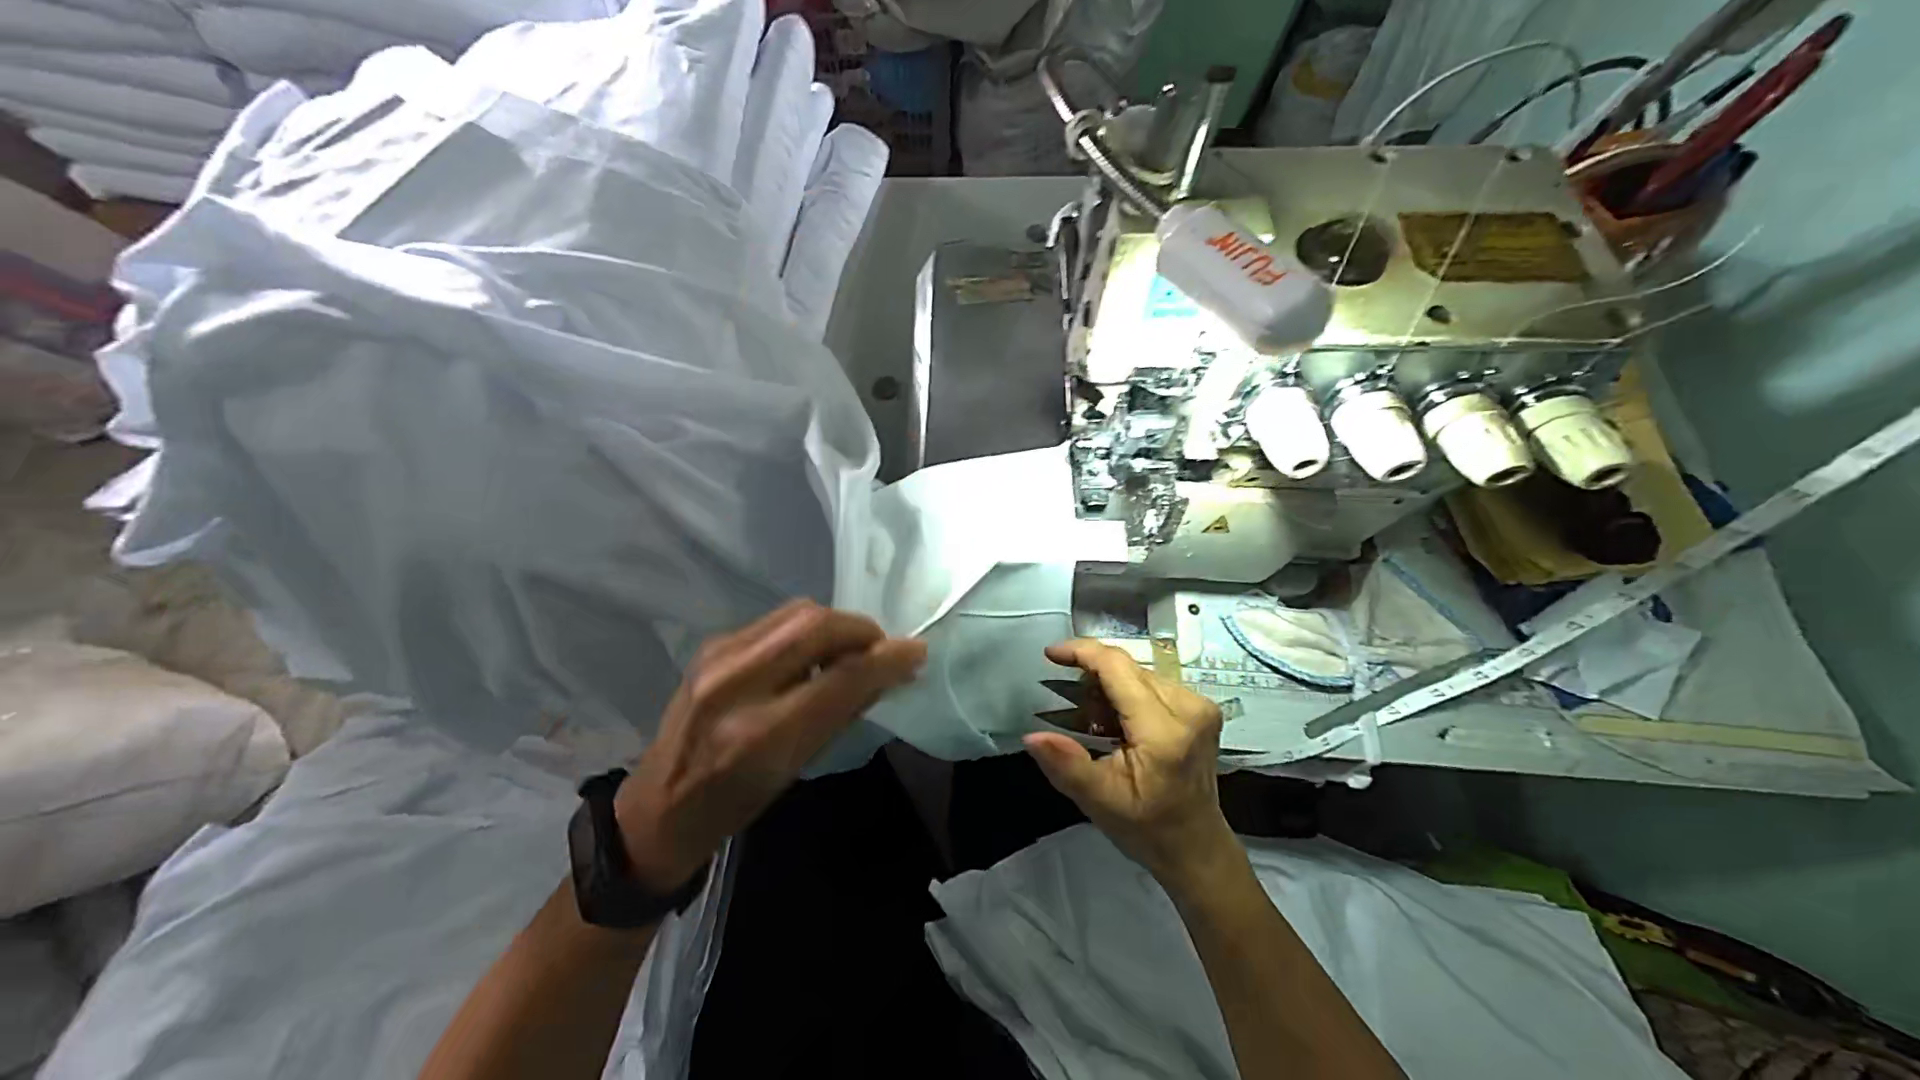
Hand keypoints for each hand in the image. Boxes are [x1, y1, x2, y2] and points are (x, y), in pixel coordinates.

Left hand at [614, 600, 924, 890]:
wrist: (657, 806)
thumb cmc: (735, 804)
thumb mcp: (796, 768)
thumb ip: (842, 714)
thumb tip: (888, 673)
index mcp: (761, 733)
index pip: (841, 677)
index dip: (887, 658)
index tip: (916, 652)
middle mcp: (736, 684)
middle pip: (817, 626)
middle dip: (862, 629)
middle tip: (882, 647)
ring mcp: (718, 658)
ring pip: (798, 613)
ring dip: (836, 625)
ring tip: (850, 649)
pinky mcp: (711, 645)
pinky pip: (775, 620)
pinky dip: (807, 629)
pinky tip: (812, 653)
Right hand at [1023, 640, 1233, 884]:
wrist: (1196, 848)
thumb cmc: (1146, 828)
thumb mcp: (1098, 801)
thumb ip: (1066, 765)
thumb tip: (1032, 737)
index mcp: (1164, 730)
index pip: (1118, 667)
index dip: (1081, 652)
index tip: (1050, 655)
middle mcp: (1188, 707)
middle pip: (1128, 667)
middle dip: (1092, 676)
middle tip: (1070, 708)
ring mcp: (1200, 705)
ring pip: (1139, 673)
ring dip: (1110, 686)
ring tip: (1095, 722)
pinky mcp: (1202, 708)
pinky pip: (1154, 683)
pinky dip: (1128, 694)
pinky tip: (1118, 723)